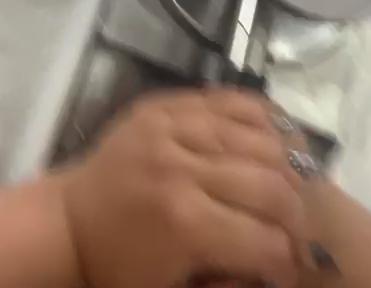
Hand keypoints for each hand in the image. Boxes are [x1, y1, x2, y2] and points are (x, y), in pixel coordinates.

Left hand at [59, 89, 310, 287]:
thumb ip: (234, 278)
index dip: (290, 260)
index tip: (296, 267)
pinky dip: (260, 116)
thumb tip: (285, 264)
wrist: (70, 223)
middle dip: (297, 213)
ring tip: (296, 184)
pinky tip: (276, 134)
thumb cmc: (123, 268)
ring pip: (255, 134)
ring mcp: (171, 126)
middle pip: (269, 183)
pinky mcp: (163, 104)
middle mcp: (181, 166)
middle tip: (301, 229)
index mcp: (184, 223)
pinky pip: (226, 100)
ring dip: (287, 162)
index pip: (267, 240)